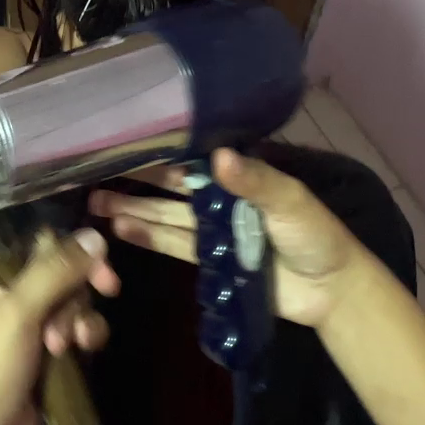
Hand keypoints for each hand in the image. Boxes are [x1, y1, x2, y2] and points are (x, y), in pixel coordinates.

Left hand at [0, 228, 119, 424]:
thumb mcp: (17, 313)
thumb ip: (56, 270)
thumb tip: (96, 234)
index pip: (45, 244)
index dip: (77, 252)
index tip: (103, 271)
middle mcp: (12, 292)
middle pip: (64, 272)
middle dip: (78, 293)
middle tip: (105, 294)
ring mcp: (29, 325)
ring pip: (73, 302)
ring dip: (80, 318)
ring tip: (69, 344)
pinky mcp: (44, 355)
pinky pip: (75, 331)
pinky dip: (84, 336)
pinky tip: (84, 349)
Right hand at [90, 148, 366, 328]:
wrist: (331, 289)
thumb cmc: (314, 232)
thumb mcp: (289, 200)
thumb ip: (254, 180)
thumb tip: (217, 156)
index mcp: (234, 172)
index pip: (189, 154)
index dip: (157, 145)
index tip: (123, 135)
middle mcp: (215, 194)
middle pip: (168, 183)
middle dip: (134, 177)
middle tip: (92, 170)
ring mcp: (210, 228)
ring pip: (164, 214)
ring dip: (132, 208)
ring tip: (95, 202)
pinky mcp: (208, 260)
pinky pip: (174, 245)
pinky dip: (149, 238)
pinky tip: (121, 231)